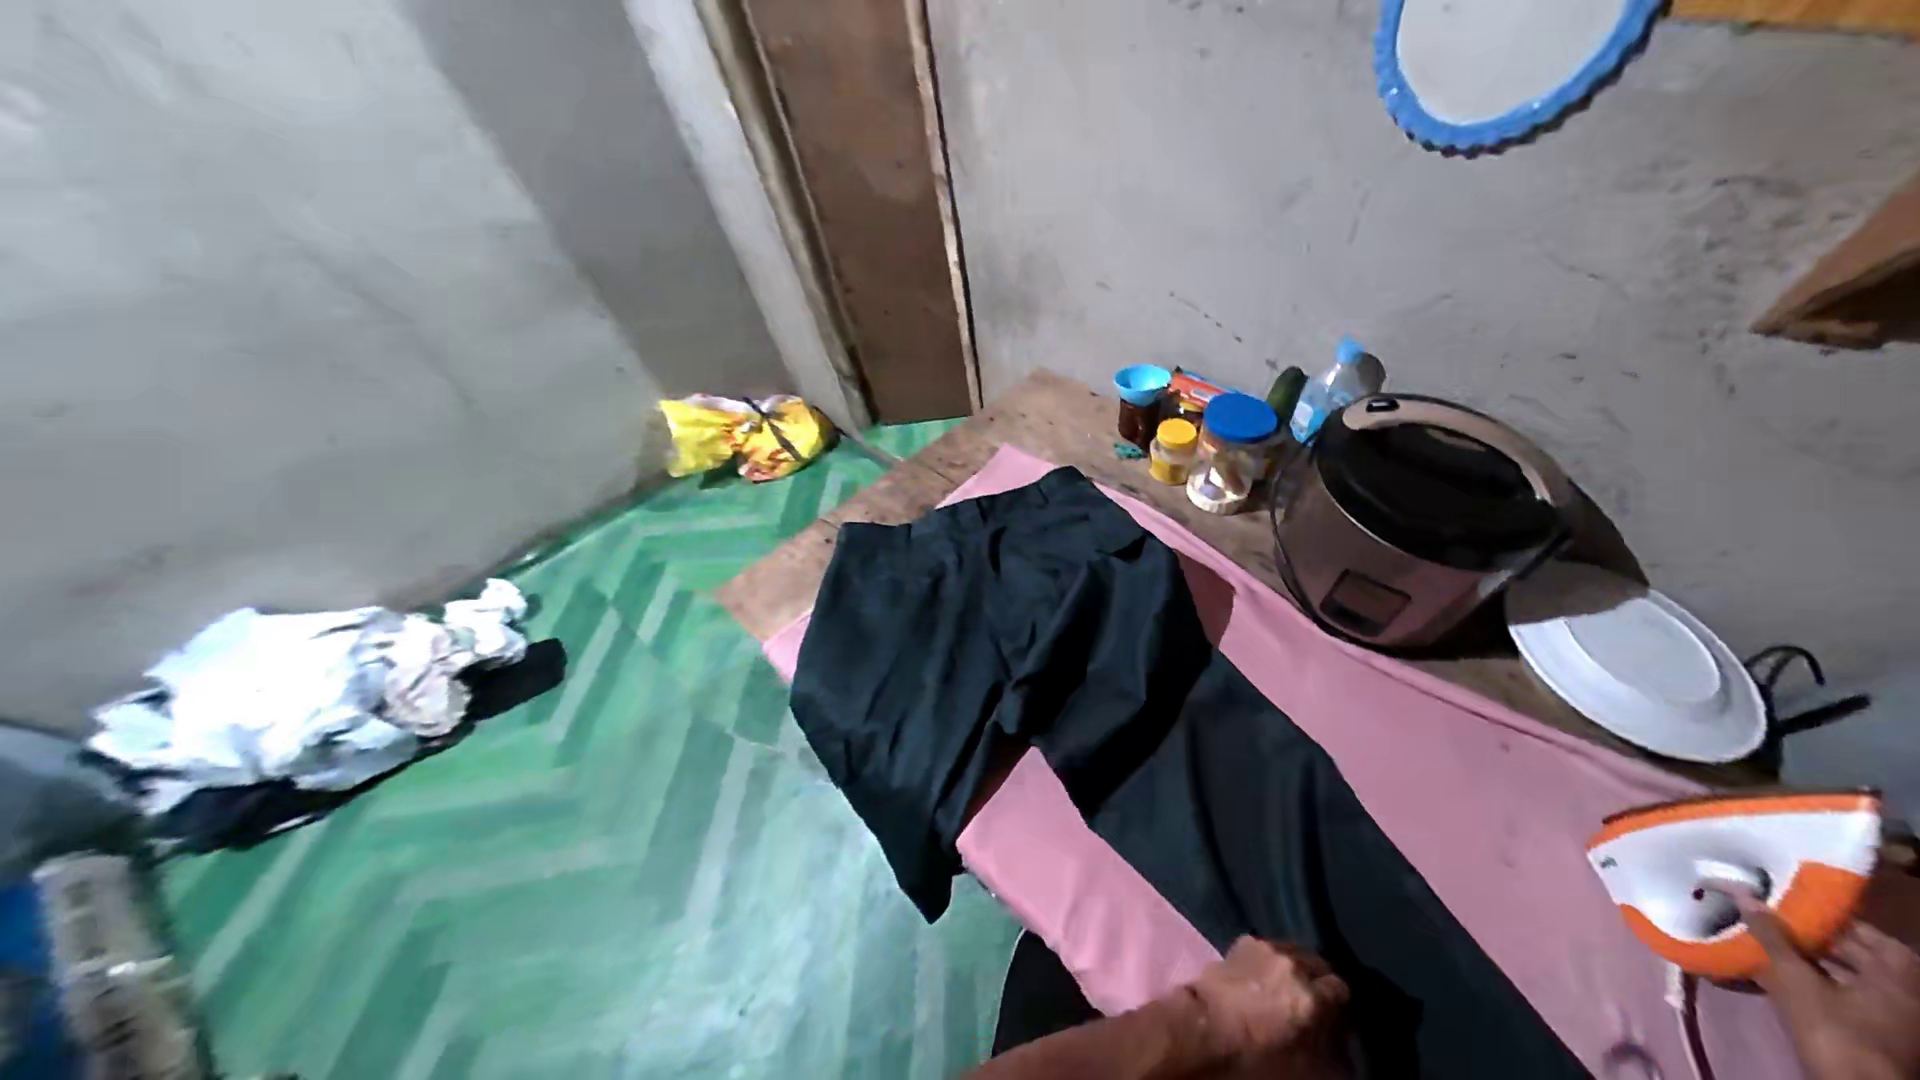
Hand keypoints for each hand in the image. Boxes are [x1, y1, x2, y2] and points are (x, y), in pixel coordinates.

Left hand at [1171, 936, 1348, 1075]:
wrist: (1207, 1027)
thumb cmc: (1257, 1055)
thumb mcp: (1306, 1064)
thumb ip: (1329, 1047)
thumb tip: (1340, 1041)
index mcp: (1312, 998)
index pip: (1341, 989)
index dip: (1339, 1003)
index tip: (1335, 1014)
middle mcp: (1293, 965)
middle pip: (1319, 963)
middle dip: (1319, 979)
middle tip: (1313, 997)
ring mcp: (1268, 948)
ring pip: (1294, 951)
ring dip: (1296, 965)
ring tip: (1288, 983)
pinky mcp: (1244, 941)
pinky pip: (1270, 947)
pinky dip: (1272, 958)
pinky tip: (1264, 974)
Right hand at [1739, 893, 1919, 1079]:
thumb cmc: (1833, 1026)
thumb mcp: (1796, 978)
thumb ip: (1772, 936)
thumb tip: (1745, 896)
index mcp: (1902, 976)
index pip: (1866, 932)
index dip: (1827, 916)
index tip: (1789, 903)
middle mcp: (1908, 993)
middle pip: (1859, 955)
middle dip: (1815, 938)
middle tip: (1770, 920)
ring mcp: (1897, 1017)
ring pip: (1850, 976)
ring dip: (1812, 961)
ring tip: (1768, 945)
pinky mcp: (1879, 1032)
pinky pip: (1847, 996)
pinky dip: (1818, 983)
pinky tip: (1782, 978)